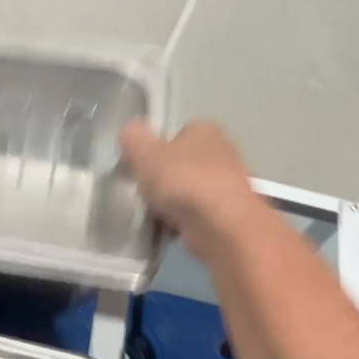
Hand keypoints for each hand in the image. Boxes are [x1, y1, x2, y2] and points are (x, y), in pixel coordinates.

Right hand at [120, 119, 263, 260]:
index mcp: (205, 130)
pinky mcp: (231, 212)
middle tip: (148, 193)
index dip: (158, 150)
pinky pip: (200, 213)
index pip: (179, 133)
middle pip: (186, 162)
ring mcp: (230, 183)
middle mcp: (223, 151)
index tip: (144, 168)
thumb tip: (128, 128)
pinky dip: (187, 220)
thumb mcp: (146, 155)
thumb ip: (133, 140)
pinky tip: (173, 230)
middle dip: (168, 178)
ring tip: (157, 215)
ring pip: (193, 189)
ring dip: (177, 201)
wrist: (219, 223)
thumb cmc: (182, 181)